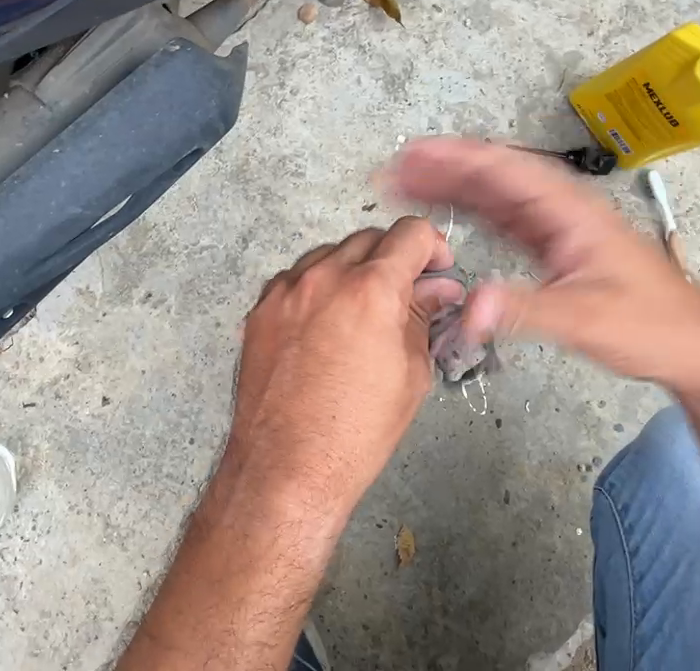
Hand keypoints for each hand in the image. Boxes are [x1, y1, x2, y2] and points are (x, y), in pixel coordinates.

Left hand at [224, 217, 463, 511]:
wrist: (287, 464)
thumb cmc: (356, 431)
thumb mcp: (411, 374)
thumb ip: (423, 318)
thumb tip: (438, 290)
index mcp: (370, 289)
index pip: (410, 234)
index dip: (433, 247)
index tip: (438, 267)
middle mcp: (324, 277)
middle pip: (369, 239)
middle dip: (394, 258)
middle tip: (407, 293)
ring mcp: (286, 290)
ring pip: (329, 255)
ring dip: (353, 270)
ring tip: (364, 312)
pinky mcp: (260, 308)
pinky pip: (296, 279)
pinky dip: (317, 288)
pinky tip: (326, 324)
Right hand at [379, 138, 699, 395]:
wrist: (698, 350)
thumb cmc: (656, 327)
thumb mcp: (587, 319)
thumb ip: (525, 310)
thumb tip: (470, 307)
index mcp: (571, 211)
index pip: (506, 170)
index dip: (457, 157)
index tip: (415, 153)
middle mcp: (560, 210)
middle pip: (493, 176)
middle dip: (443, 167)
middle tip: (394, 168)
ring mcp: (556, 228)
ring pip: (493, 196)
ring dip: (450, 186)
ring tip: (404, 183)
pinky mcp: (552, 248)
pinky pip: (500, 220)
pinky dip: (468, 212)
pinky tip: (442, 212)